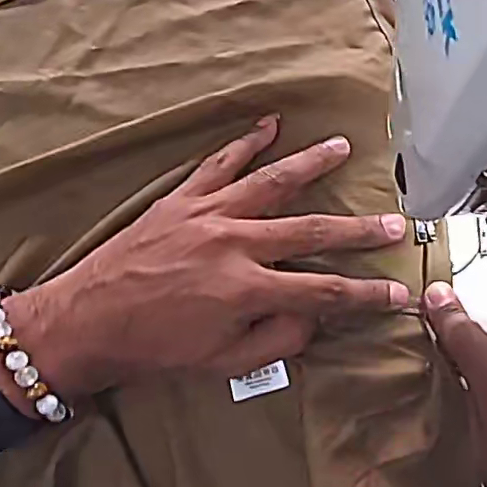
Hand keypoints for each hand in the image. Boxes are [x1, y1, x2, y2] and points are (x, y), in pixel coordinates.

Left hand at [0, 116, 410, 398]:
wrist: (87, 321)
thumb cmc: (156, 349)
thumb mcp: (223, 361)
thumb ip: (276, 339)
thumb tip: (311, 316)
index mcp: (247, 289)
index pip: (325, 291)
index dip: (367, 295)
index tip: (399, 293)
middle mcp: (235, 243)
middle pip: (312, 230)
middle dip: (359, 230)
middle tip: (394, 223)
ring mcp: (207, 214)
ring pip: (272, 182)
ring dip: (312, 164)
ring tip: (343, 147)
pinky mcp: (181, 200)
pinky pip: (219, 164)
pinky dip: (246, 143)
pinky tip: (270, 124)